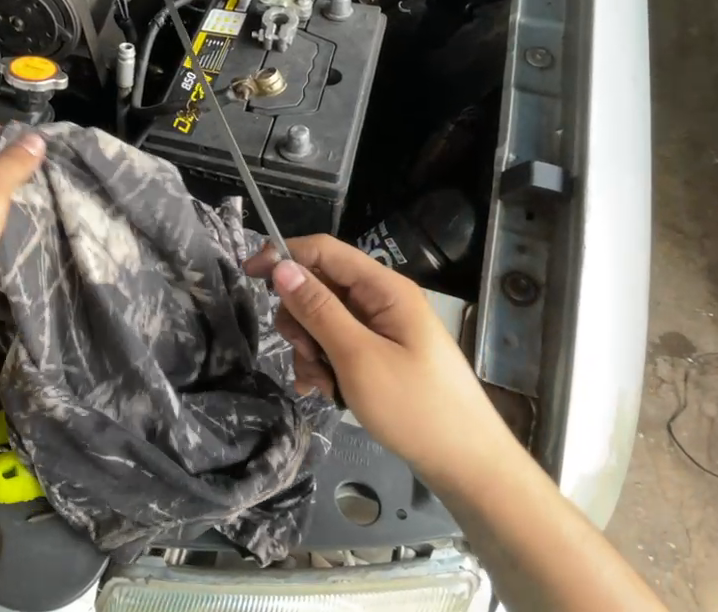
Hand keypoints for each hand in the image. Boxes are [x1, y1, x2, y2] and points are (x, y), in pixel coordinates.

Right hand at [244, 234, 519, 490]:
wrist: (468, 466)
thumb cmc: (416, 408)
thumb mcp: (357, 357)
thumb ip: (318, 309)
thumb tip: (281, 267)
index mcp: (384, 288)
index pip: (323, 250)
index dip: (284, 256)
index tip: (249, 276)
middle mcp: (382, 300)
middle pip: (319, 286)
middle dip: (299, 318)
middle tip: (303, 352)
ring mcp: (382, 328)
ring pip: (323, 319)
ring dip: (309, 348)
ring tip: (320, 383)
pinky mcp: (380, 354)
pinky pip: (337, 344)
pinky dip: (323, 364)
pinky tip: (325, 392)